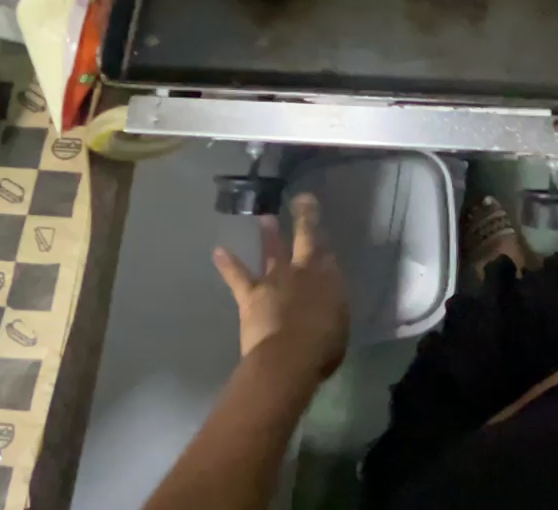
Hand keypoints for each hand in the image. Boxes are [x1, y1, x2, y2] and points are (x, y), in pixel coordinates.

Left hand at [213, 194, 349, 379]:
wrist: (288, 358)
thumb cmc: (322, 348)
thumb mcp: (340, 325)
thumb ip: (333, 309)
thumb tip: (328, 304)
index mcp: (330, 280)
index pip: (329, 257)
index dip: (326, 247)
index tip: (325, 237)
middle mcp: (304, 271)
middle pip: (306, 237)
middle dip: (305, 217)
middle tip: (302, 199)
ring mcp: (276, 280)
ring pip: (272, 251)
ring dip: (269, 234)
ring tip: (266, 217)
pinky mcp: (252, 294)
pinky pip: (238, 276)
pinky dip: (228, 264)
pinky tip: (218, 251)